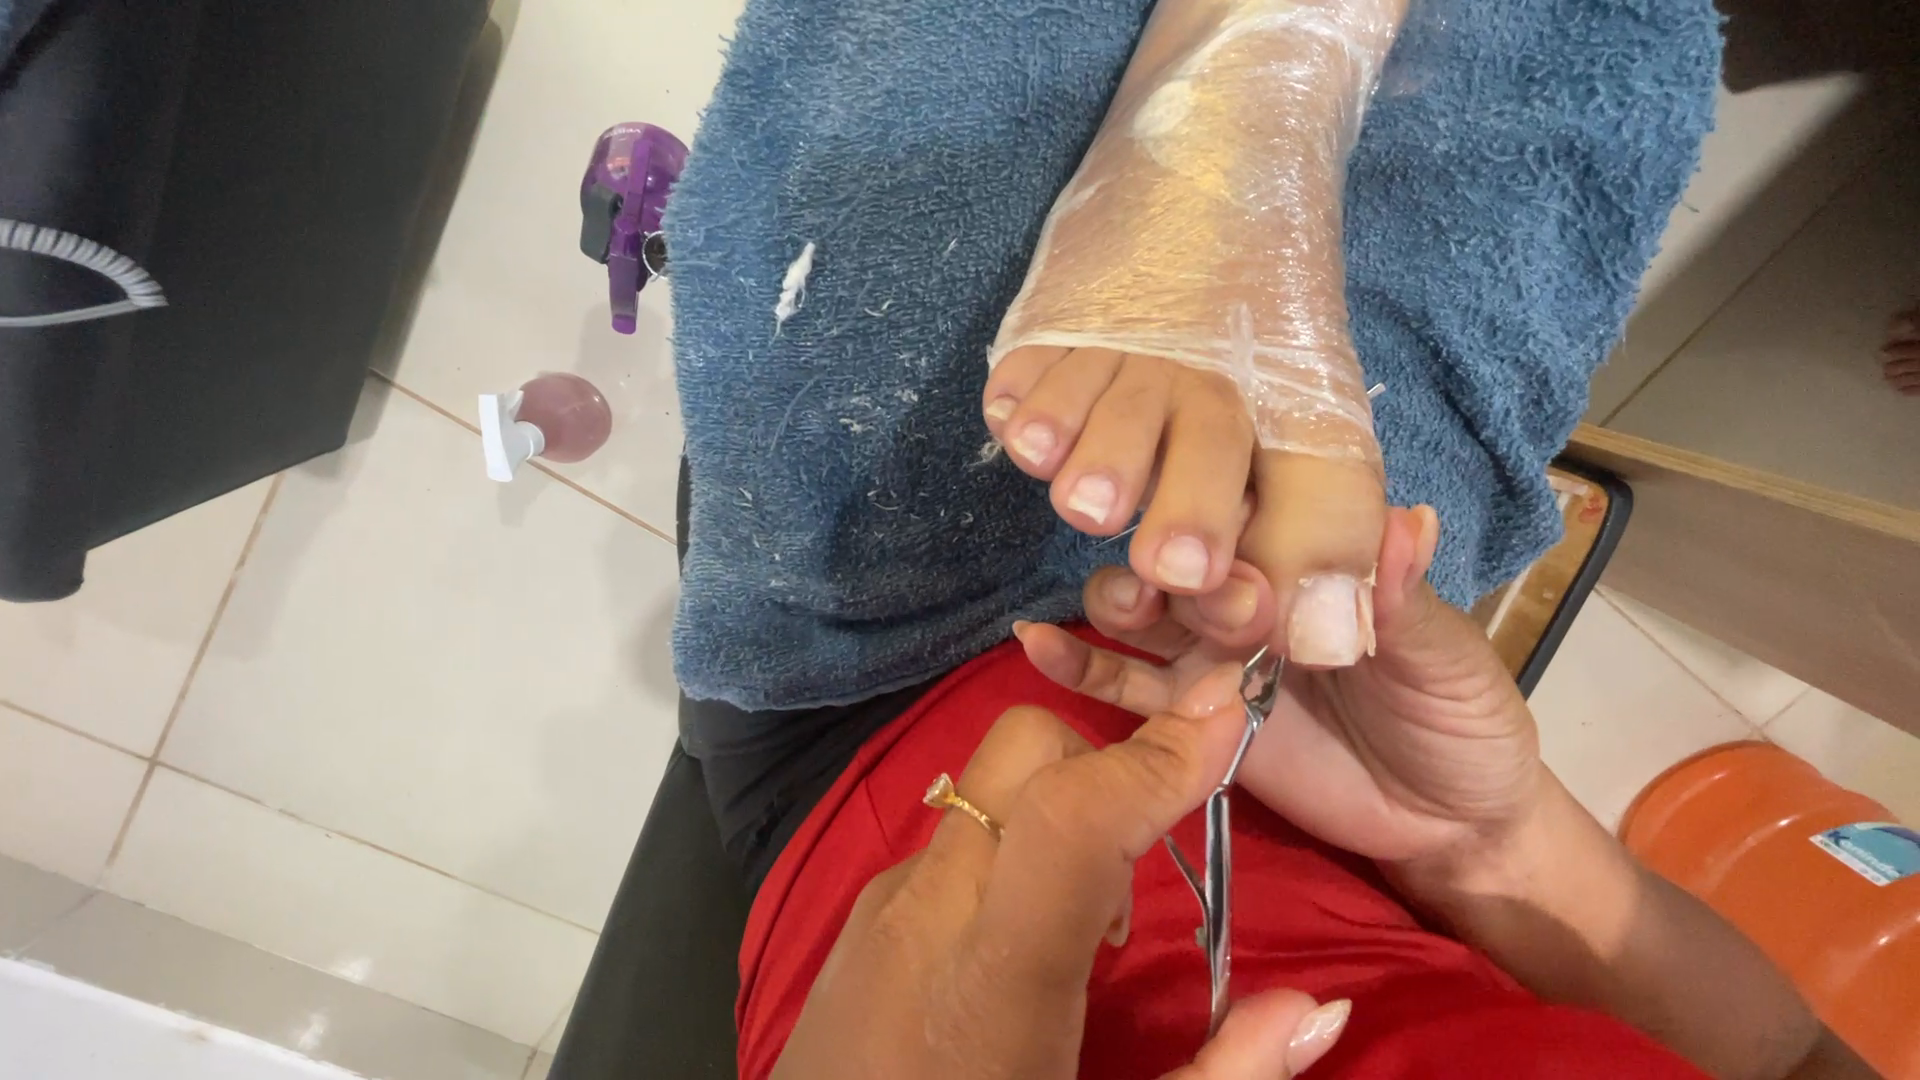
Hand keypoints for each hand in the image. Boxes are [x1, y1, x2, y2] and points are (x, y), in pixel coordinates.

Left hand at [773, 695, 1357, 1079]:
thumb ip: (1219, 1078)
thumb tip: (1314, 1005)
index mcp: (992, 975)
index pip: (1072, 816)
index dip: (1154, 758)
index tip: (1223, 715)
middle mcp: (928, 909)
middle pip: (1019, 750)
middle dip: (1100, 762)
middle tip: (1136, 864)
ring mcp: (883, 902)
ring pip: (986, 783)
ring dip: (1057, 809)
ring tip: (1081, 928)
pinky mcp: (861, 915)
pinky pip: (954, 836)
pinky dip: (1009, 851)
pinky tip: (1014, 947)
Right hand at [1015, 506, 1545, 870]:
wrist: (1442, 825)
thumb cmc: (1461, 723)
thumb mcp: (1448, 659)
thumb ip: (1403, 601)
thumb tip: (1402, 516)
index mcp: (1301, 564)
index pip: (1248, 515)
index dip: (1226, 511)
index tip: (1219, 524)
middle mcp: (1241, 594)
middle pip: (1178, 558)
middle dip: (1172, 563)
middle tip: (1190, 592)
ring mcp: (1203, 654)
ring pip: (1138, 613)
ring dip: (1117, 600)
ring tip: (1122, 604)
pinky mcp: (1178, 713)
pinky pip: (1120, 686)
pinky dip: (1077, 665)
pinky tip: (1036, 644)